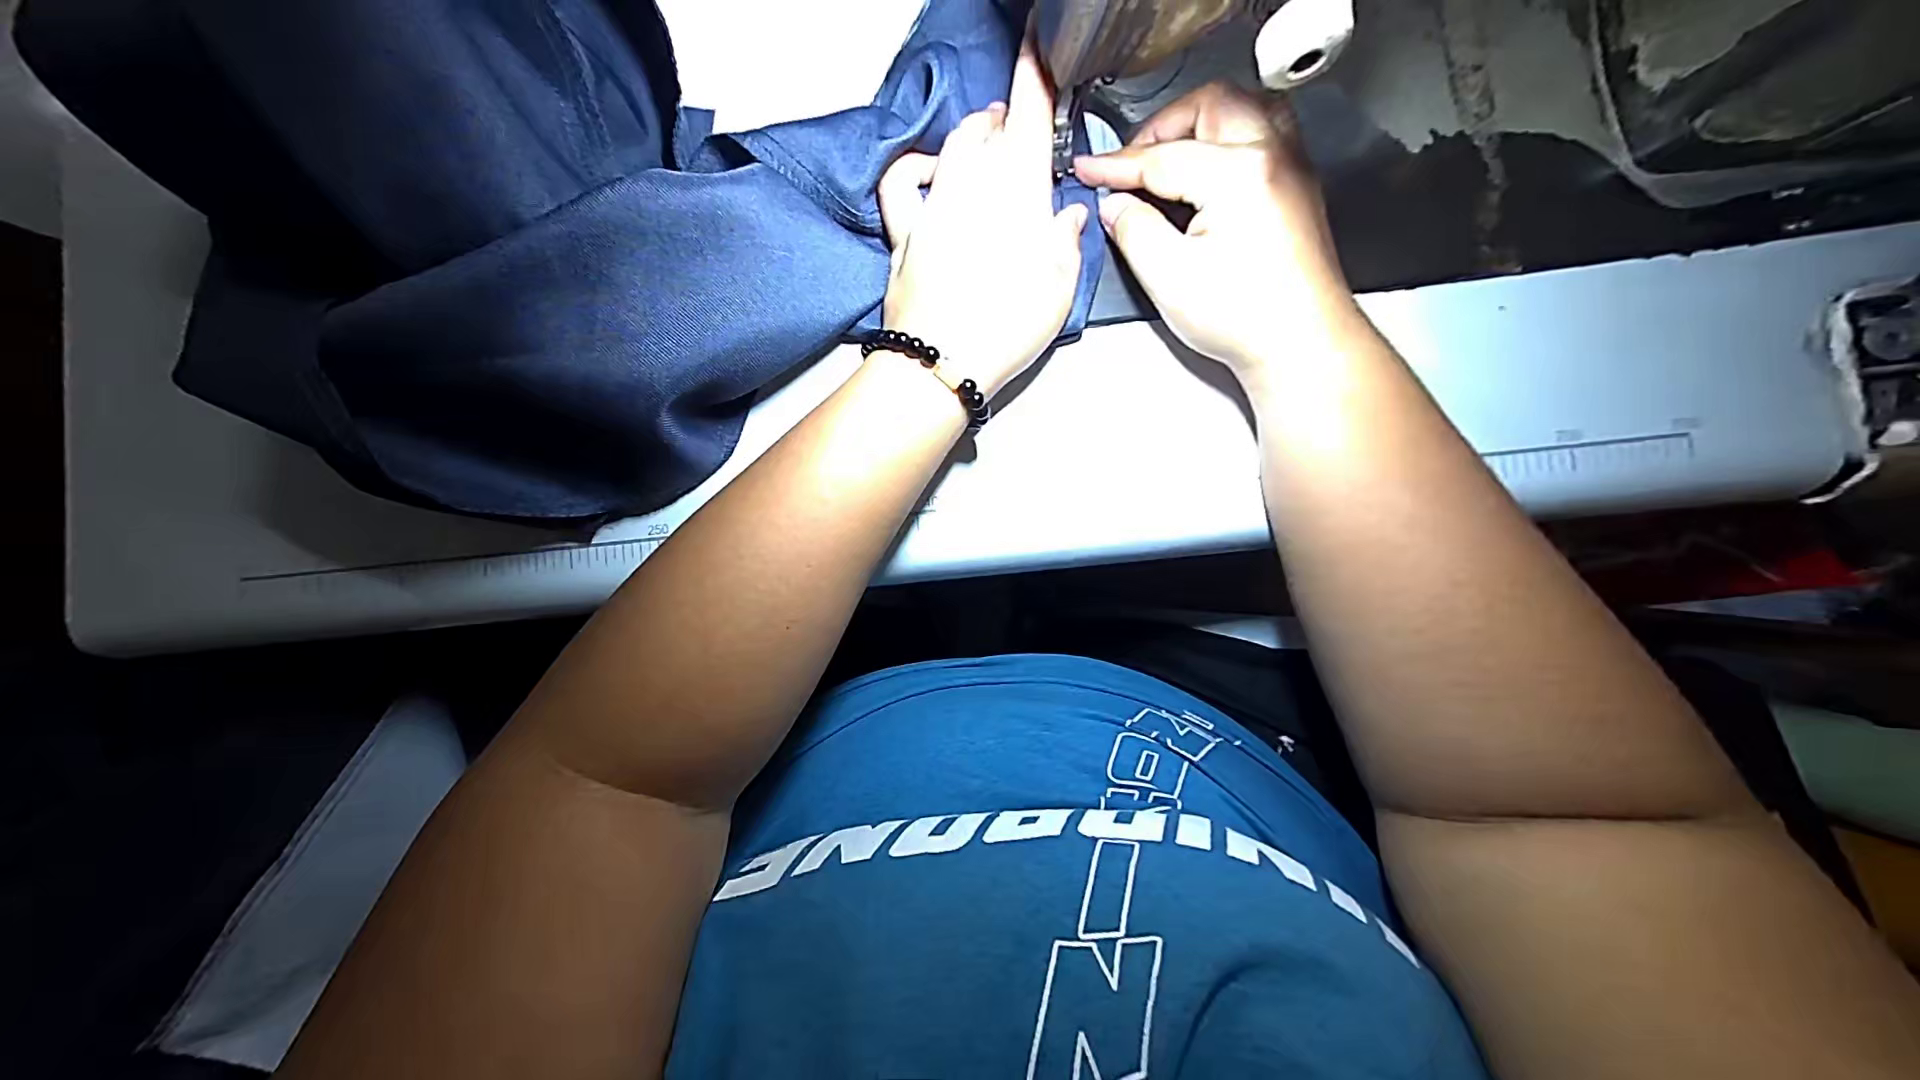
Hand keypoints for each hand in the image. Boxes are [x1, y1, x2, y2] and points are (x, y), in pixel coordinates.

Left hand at [876, 41, 1087, 397]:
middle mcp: (974, 186)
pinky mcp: (905, 233)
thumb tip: (1068, 220)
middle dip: (1008, 116)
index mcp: (1020, 190)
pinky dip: (914, 165)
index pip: (1031, 111)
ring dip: (971, 133)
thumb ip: (1066, 242)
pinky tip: (928, 167)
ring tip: (984, 137)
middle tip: (1020, 125)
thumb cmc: (1003, 330)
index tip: (1040, 47)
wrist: (942, 362)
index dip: (1036, 72)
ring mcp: (935, 206)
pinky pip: (902, 181)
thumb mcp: (1060, 288)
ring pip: (951, 144)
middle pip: (991, 127)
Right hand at [1073, 82, 1360, 386]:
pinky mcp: (1296, 188)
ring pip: (1241, 110)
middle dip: (1160, 128)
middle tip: (1129, 163)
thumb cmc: (1248, 319)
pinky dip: (1224, 140)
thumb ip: (1134, 231)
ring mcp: (1290, 169)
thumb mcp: (1169, 278)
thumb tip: (1117, 207)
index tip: (1090, 171)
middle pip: (1208, 106)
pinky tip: (1203, 175)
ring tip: (1167, 159)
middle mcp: (1272, 156)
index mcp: (1239, 173)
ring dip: (1198, 125)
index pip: (1162, 156)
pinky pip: (1260, 135)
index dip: (1117, 165)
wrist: (1300, 344)